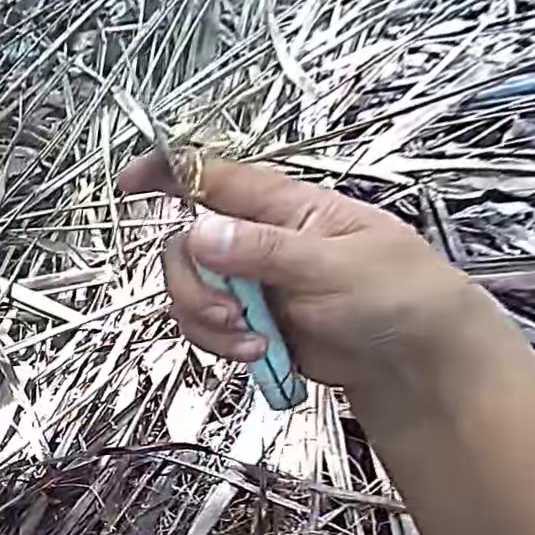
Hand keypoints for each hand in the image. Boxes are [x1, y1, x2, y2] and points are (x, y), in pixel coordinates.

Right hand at [117, 153, 518, 395]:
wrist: (404, 360)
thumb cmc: (397, 295)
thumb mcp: (334, 266)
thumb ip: (264, 251)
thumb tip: (201, 232)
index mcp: (285, 210)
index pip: (217, 180)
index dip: (171, 174)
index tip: (130, 181)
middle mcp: (256, 244)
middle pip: (186, 253)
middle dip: (194, 290)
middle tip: (227, 314)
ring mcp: (247, 286)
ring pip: (188, 297)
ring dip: (209, 325)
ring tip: (253, 339)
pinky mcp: (243, 322)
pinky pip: (202, 329)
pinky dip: (219, 345)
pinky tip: (256, 350)